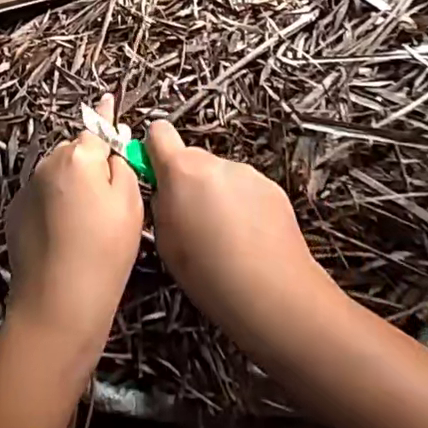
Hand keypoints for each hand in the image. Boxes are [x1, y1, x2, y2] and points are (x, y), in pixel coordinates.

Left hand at [4, 94, 142, 344]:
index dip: (106, 116)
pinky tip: (65, 233)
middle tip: (109, 198)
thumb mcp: (129, 205)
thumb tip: (111, 148)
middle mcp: (47, 163)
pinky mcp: (15, 211)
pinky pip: (42, 195)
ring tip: (87, 222)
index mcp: (78, 156)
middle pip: (76, 151)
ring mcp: (27, 187)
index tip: (108, 100)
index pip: (96, 126)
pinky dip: (54, 203)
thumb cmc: (105, 252)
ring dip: (71, 183)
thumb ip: (121, 165)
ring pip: (58, 173)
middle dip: (90, 163)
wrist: (58, 304)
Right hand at [145, 119, 333, 345]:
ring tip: (222, 237)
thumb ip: (160, 204)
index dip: (155, 148)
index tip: (156, 168)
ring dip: (217, 196)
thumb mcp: (164, 241)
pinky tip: (245, 240)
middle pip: (191, 158)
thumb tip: (164, 192)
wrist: (273, 295)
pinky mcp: (271, 189)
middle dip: (188, 181)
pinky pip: (245, 190)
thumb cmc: (212, 275)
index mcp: (181, 172)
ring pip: (220, 176)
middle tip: (190, 218)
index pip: (159, 132)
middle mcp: (215, 164)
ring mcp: (246, 174)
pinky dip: (242, 207)